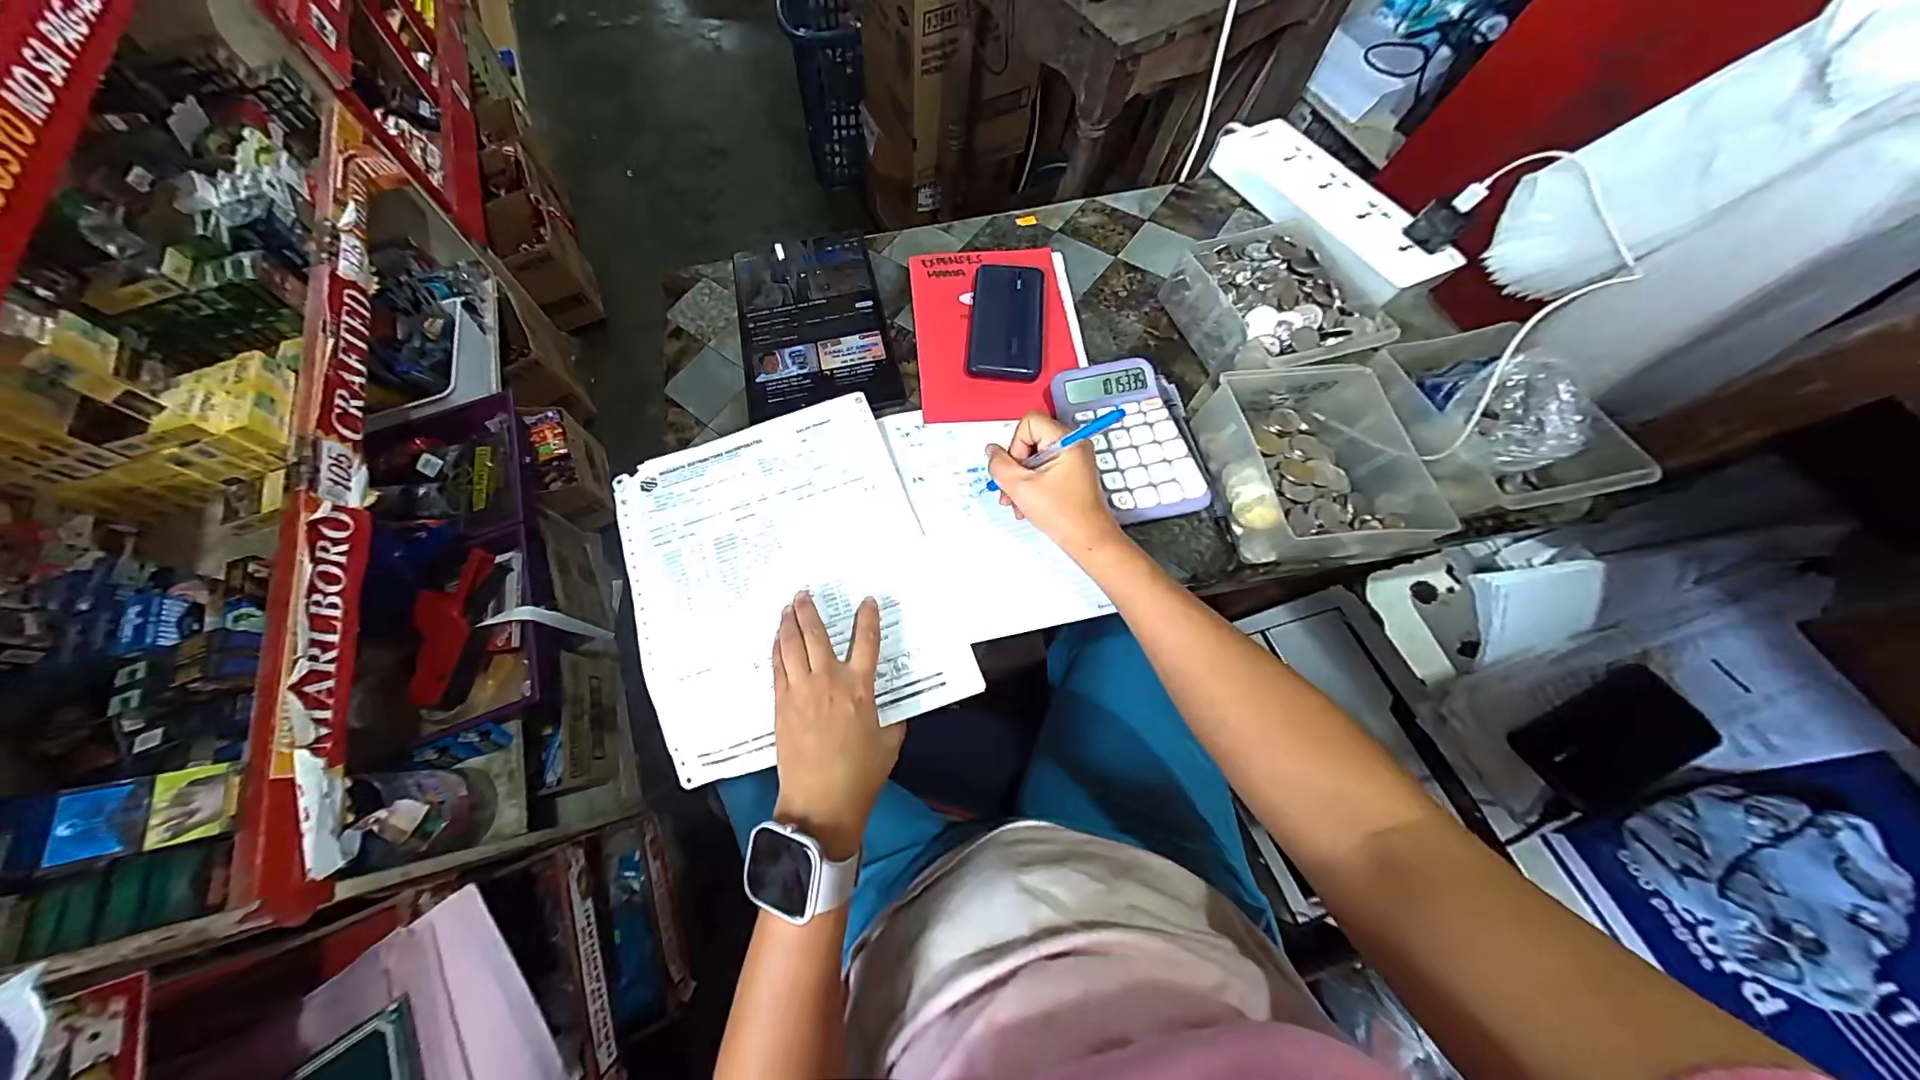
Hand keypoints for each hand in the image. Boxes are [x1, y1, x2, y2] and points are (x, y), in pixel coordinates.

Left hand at [771, 591, 900, 860]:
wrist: (820, 803)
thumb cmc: (861, 775)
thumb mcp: (889, 741)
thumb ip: (890, 715)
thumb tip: (885, 704)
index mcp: (860, 689)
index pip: (866, 641)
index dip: (868, 617)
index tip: (867, 601)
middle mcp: (828, 682)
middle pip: (816, 635)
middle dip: (809, 610)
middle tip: (805, 593)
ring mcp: (800, 691)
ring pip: (791, 646)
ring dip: (788, 623)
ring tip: (787, 607)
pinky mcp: (781, 704)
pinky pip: (777, 667)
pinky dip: (777, 649)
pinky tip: (776, 639)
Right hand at [986, 412, 1126, 559]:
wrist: (1088, 539)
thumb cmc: (1065, 514)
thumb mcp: (1019, 487)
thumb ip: (999, 465)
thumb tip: (992, 451)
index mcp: (1067, 441)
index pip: (1029, 423)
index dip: (1015, 445)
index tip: (1017, 469)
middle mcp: (1073, 445)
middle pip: (1030, 441)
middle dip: (1016, 468)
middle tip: (1012, 489)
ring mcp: (1074, 460)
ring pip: (1034, 459)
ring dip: (1021, 480)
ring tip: (1018, 502)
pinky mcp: (1071, 474)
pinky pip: (1044, 471)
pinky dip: (1032, 485)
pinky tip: (1028, 504)